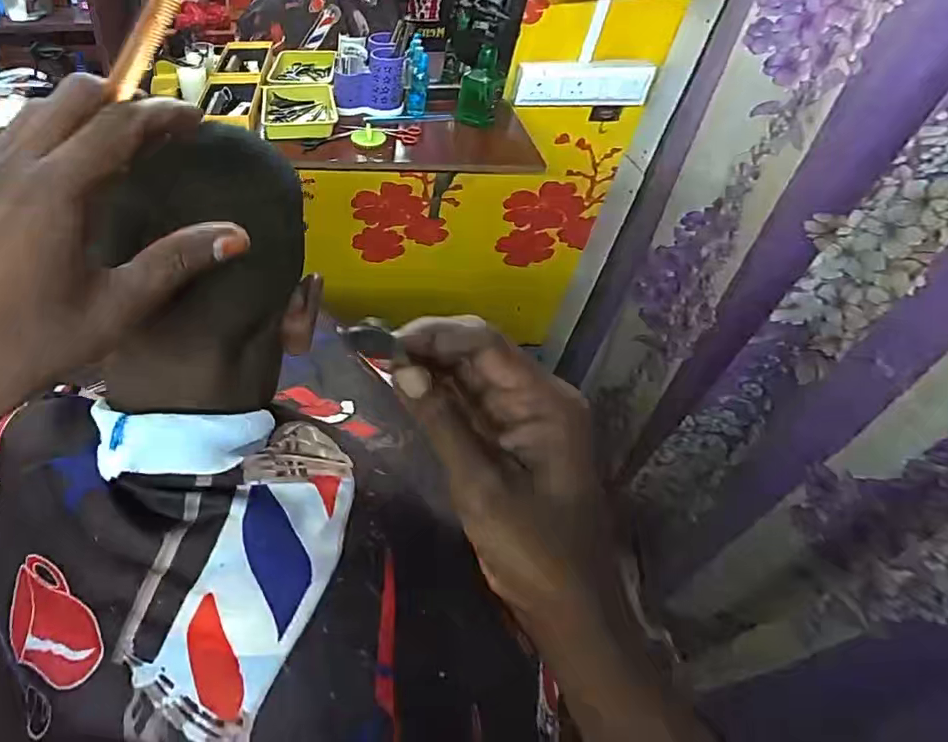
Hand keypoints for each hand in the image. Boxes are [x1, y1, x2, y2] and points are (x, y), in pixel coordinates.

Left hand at [0, 74, 248, 435]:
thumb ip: (174, 263)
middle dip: (124, 97)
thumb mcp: (113, 310)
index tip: (196, 119)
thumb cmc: (30, 347)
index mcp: (56, 188)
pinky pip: (17, 133)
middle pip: (78, 95)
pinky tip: (66, 168)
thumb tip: (237, 236)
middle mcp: (19, 164)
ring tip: (116, 142)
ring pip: (42, 107)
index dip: (164, 114)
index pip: (120, 123)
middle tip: (158, 131)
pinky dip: (52, 128)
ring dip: (85, 109)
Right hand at [391, 316, 612, 618]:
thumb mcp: (481, 486)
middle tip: (376, 354)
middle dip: (426, 346)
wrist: (572, 613)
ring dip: (427, 366)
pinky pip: (467, 399)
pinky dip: (435, 391)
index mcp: (545, 402)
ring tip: (380, 364)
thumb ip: (441, 421)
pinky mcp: (508, 434)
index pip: (484, 343)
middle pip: (476, 351)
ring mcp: (523, 416)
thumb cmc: (534, 552)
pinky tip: (404, 388)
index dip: (434, 334)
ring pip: (468, 372)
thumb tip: (400, 368)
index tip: (386, 344)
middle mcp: (537, 397)